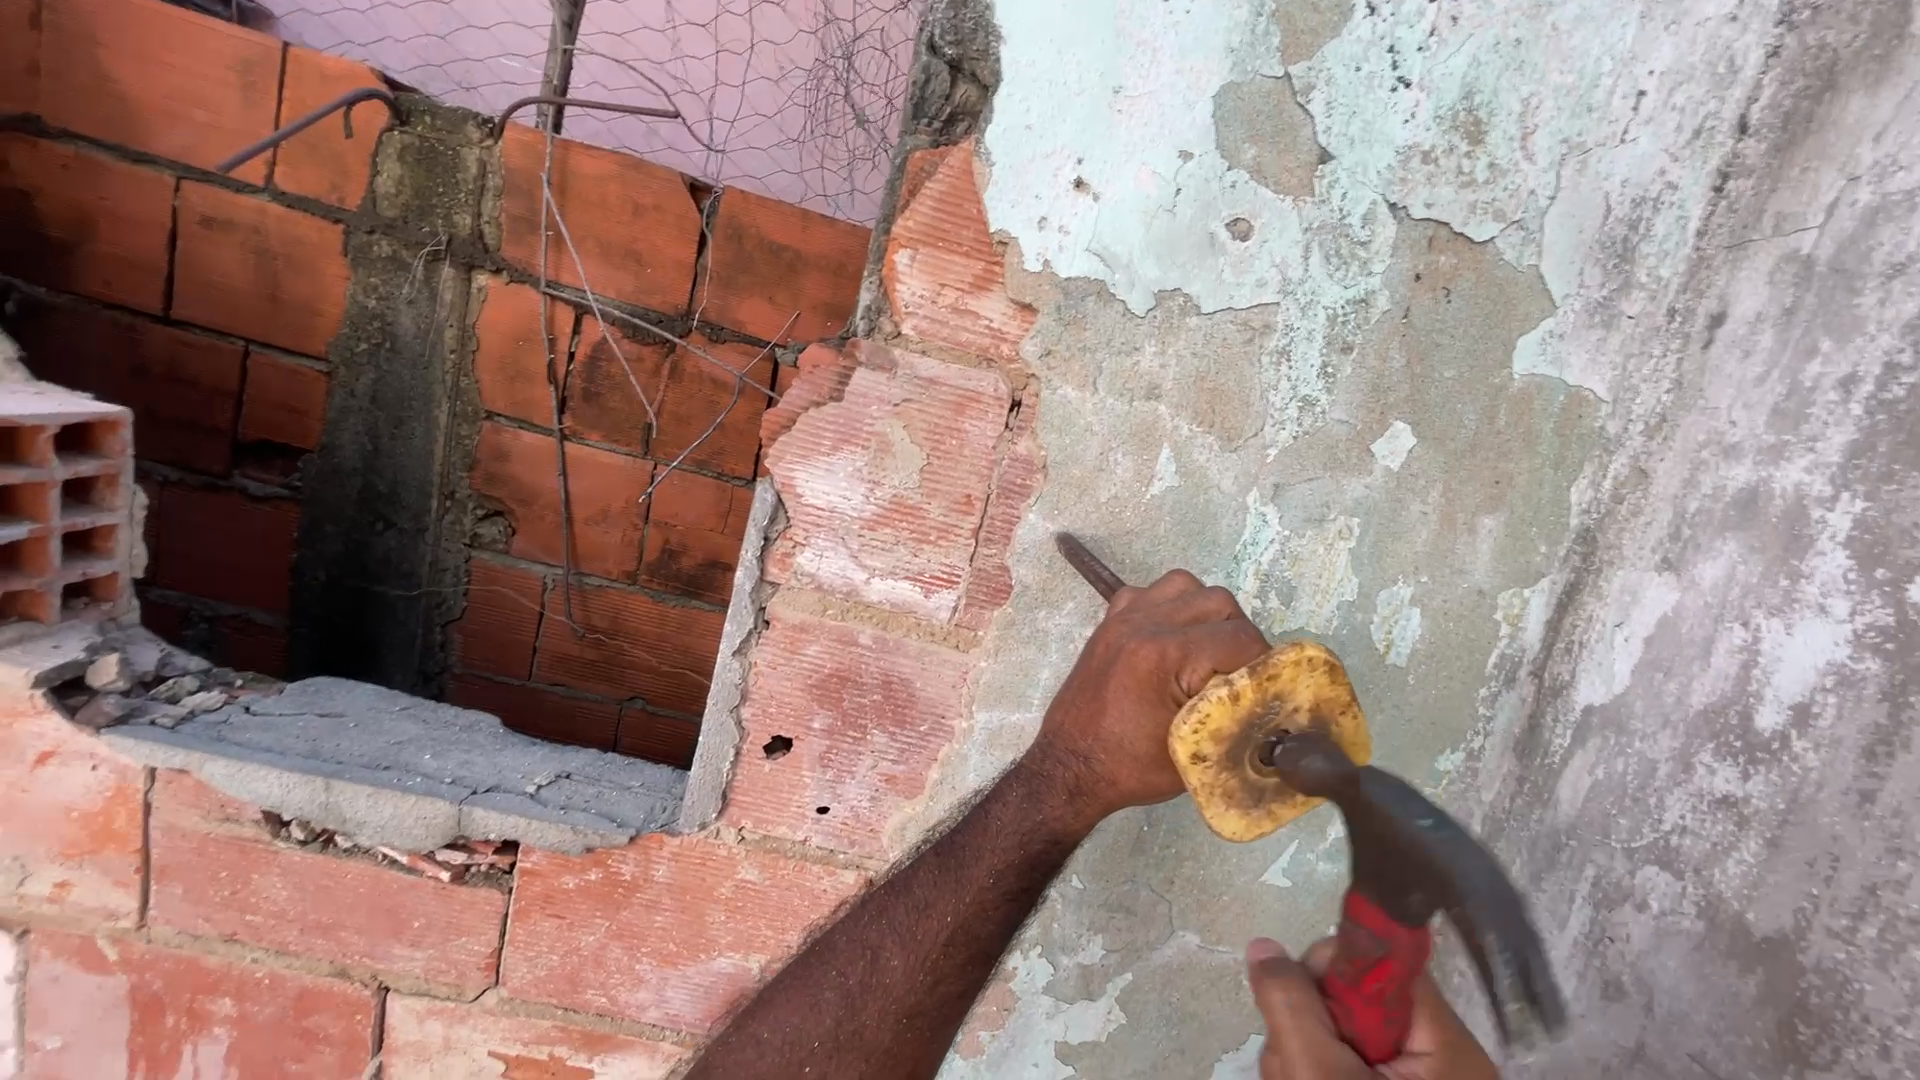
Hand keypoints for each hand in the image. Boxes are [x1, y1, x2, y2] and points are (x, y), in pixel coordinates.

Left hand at [1022, 569, 1267, 828]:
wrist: (1069, 765)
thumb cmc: (1129, 766)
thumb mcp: (1193, 749)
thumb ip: (1233, 716)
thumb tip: (1270, 699)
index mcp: (1163, 654)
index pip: (1239, 637)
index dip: (1261, 662)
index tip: (1262, 686)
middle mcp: (1142, 624)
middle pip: (1217, 601)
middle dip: (1238, 634)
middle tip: (1238, 670)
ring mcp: (1121, 618)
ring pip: (1183, 585)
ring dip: (1204, 612)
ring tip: (1206, 649)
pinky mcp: (1108, 622)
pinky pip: (1148, 592)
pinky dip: (1168, 607)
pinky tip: (1171, 639)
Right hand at [1246, 938, 1498, 1079]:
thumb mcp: (1320, 1079)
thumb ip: (1290, 1005)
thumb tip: (1263, 946)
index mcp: (1445, 1046)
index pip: (1376, 964)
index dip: (1327, 971)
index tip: (1303, 1007)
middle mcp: (1436, 1061)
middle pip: (1349, 1001)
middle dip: (1304, 1029)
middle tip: (1299, 1073)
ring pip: (1334, 1036)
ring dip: (1298, 1061)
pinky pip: (1336, 1067)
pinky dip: (1309, 1077)